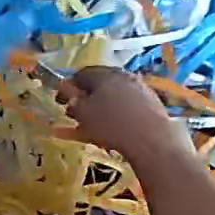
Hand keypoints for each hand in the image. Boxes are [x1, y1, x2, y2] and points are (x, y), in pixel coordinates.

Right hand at [57, 67, 192, 168]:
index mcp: (104, 75)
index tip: (61, 100)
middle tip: (77, 112)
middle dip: (86, 96)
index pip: (81, 74)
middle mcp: (124, 76)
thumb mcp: (83, 115)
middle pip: (100, 83)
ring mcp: (141, 89)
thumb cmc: (110, 125)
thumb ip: (73, 103)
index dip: (68, 86)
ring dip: (102, 105)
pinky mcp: (152, 103)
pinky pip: (127, 105)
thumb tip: (71, 97)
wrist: (152, 140)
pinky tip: (113, 127)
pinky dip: (117, 113)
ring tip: (94, 123)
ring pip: (114, 94)